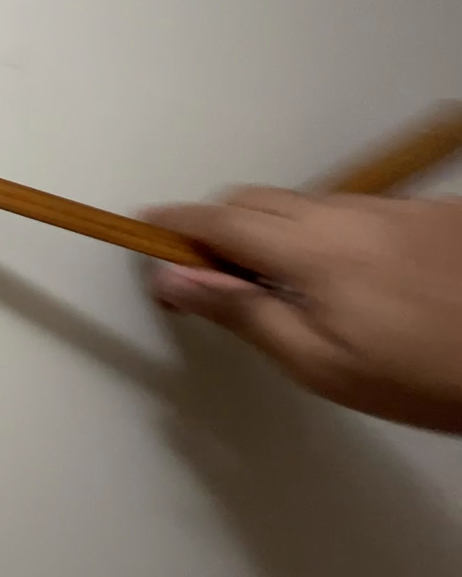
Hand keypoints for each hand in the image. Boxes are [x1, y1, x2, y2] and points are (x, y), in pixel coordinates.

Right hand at [146, 190, 461, 431]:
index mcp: (313, 249)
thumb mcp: (322, 364)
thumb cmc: (433, 377)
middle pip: (254, 199)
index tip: (144, 228)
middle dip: (220, 224)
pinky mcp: (446, 216)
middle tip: (218, 269)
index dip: (172, 223)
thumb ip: (241, 313)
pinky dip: (333, 229)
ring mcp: (404, 212)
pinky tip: (360, 271)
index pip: (216, 220)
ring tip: (294, 276)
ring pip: (308, 202)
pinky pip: (362, 209)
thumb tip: (170, 279)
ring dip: (278, 226)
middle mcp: (352, 216)